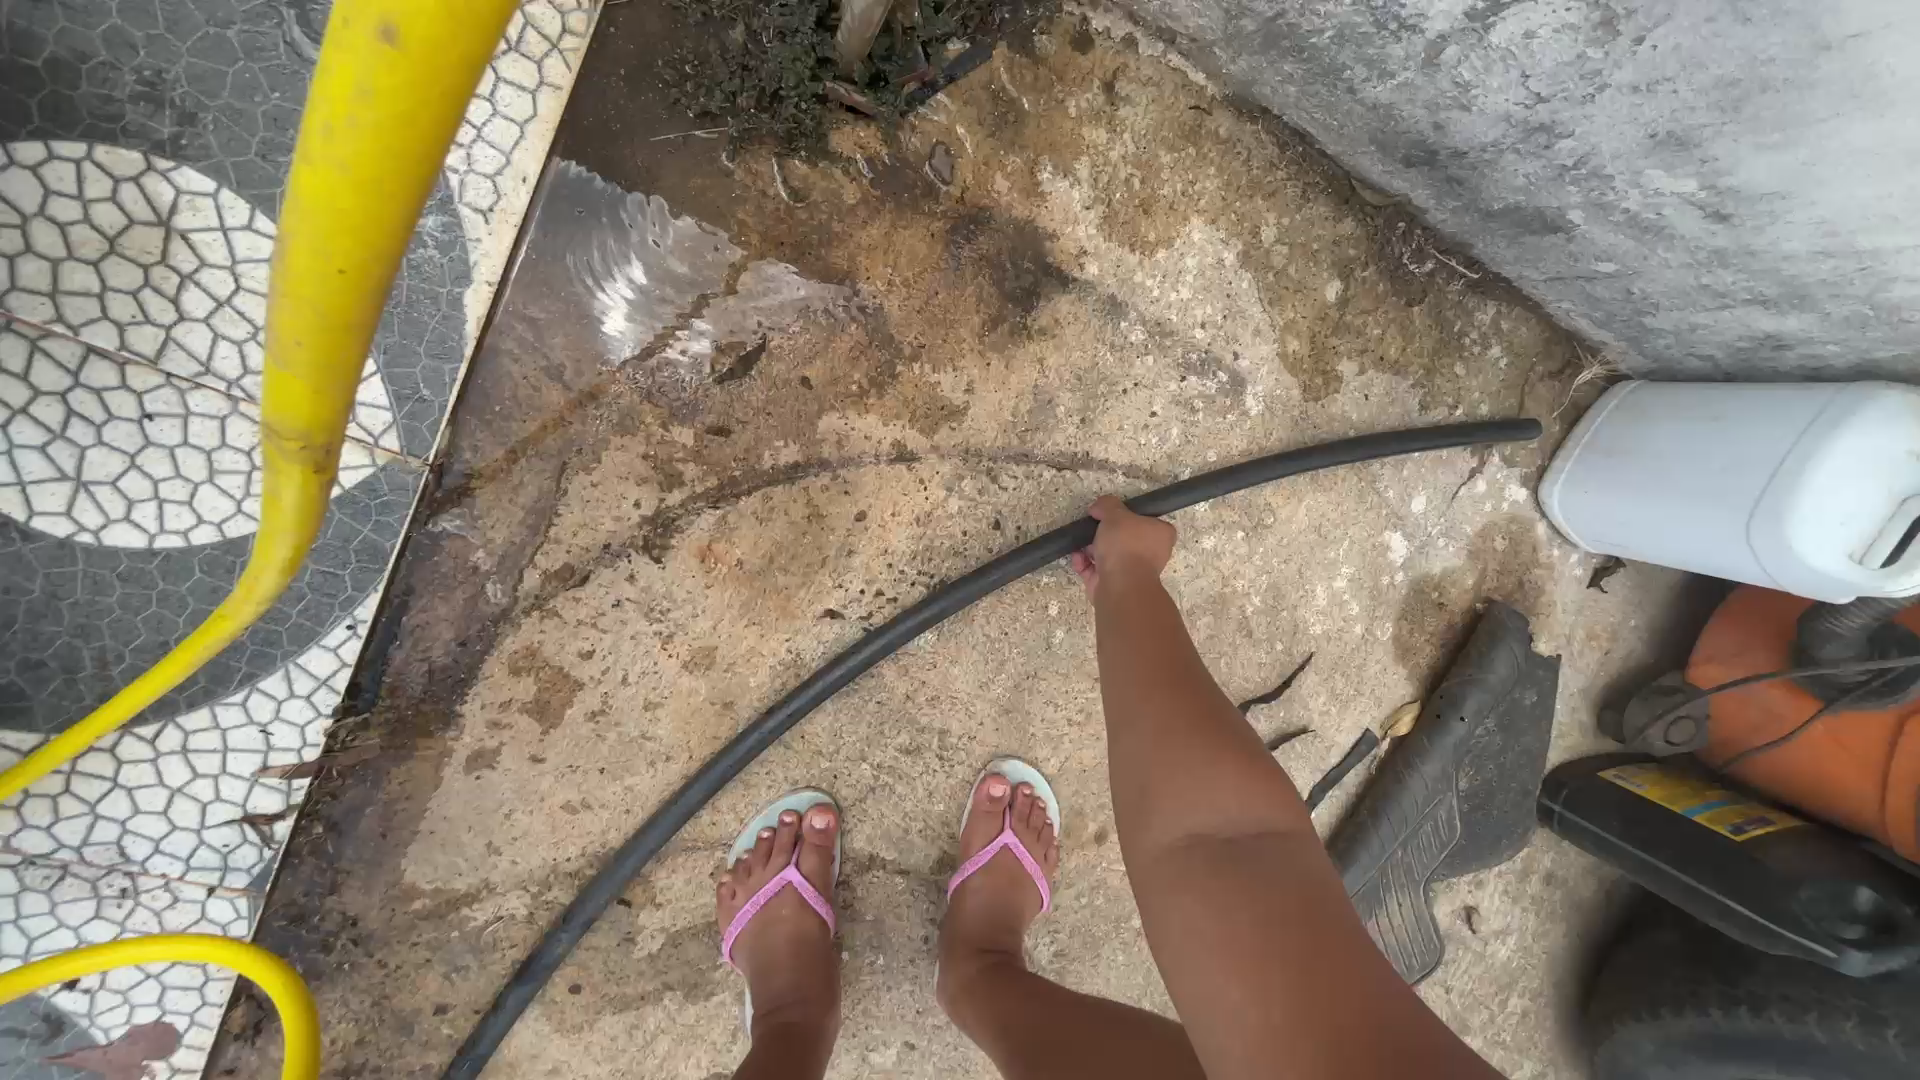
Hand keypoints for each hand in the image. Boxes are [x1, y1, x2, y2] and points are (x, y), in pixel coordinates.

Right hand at [1069, 495, 1175, 599]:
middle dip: (1103, 534)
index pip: (1146, 520)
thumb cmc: (1125, 544)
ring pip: (1108, 554)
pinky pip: (1097, 569)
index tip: (1110, 514)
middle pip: (1123, 538)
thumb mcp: (1116, 513)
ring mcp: (1132, 571)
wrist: (1120, 585)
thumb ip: (1106, 505)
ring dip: (1090, 549)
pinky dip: (1085, 564)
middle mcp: (1150, 553)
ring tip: (1080, 544)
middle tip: (1092, 528)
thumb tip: (1098, 508)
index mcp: (1160, 534)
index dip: (1127, 515)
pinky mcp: (1114, 584)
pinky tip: (1077, 558)